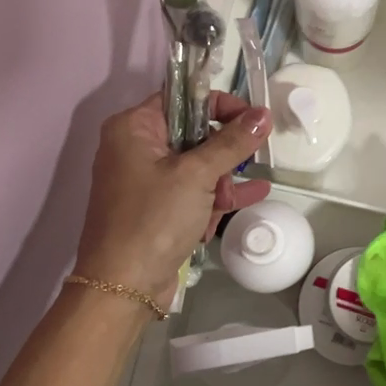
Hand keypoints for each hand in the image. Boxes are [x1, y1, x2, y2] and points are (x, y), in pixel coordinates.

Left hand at [74, 92, 271, 302]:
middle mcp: (135, 148)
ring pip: (197, 164)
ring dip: (220, 182)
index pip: (183, 97)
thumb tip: (263, 115)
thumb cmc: (153, 219)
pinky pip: (192, 191)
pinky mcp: (156, 208)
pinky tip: (250, 197)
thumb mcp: (197, 175)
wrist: (122, 287)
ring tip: (228, 203)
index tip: (252, 121)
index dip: (220, 105)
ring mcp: (145, 180)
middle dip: (222, 154)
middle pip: (194, 133)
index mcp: (133, 128)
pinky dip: (214, 197)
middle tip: (242, 167)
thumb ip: (232, 142)